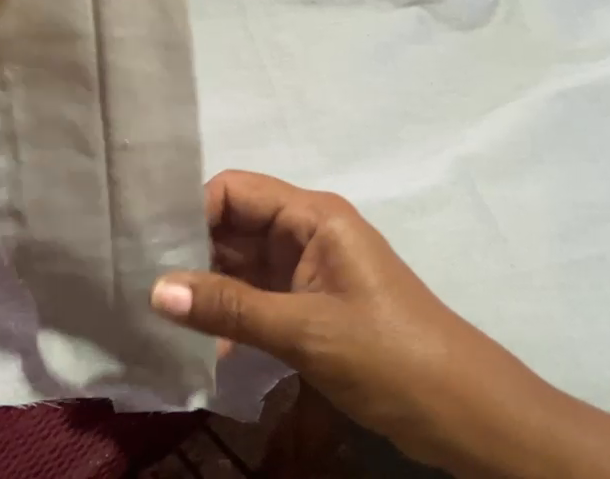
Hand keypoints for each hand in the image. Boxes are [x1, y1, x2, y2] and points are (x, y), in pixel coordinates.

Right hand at [148, 170, 540, 470]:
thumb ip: (228, 308)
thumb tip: (154, 289)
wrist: (469, 417)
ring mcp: (307, 271)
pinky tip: (200, 344)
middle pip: (232, 226)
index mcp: (312, 216)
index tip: (147, 245)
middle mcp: (306, 232)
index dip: (191, 211)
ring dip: (206, 289)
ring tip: (158, 316)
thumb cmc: (391, 355)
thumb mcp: (305, 330)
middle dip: (190, 253)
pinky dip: (229, 316)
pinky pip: (255, 298)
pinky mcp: (310, 307)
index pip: (234, 191)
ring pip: (240, 265)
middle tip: (139, 283)